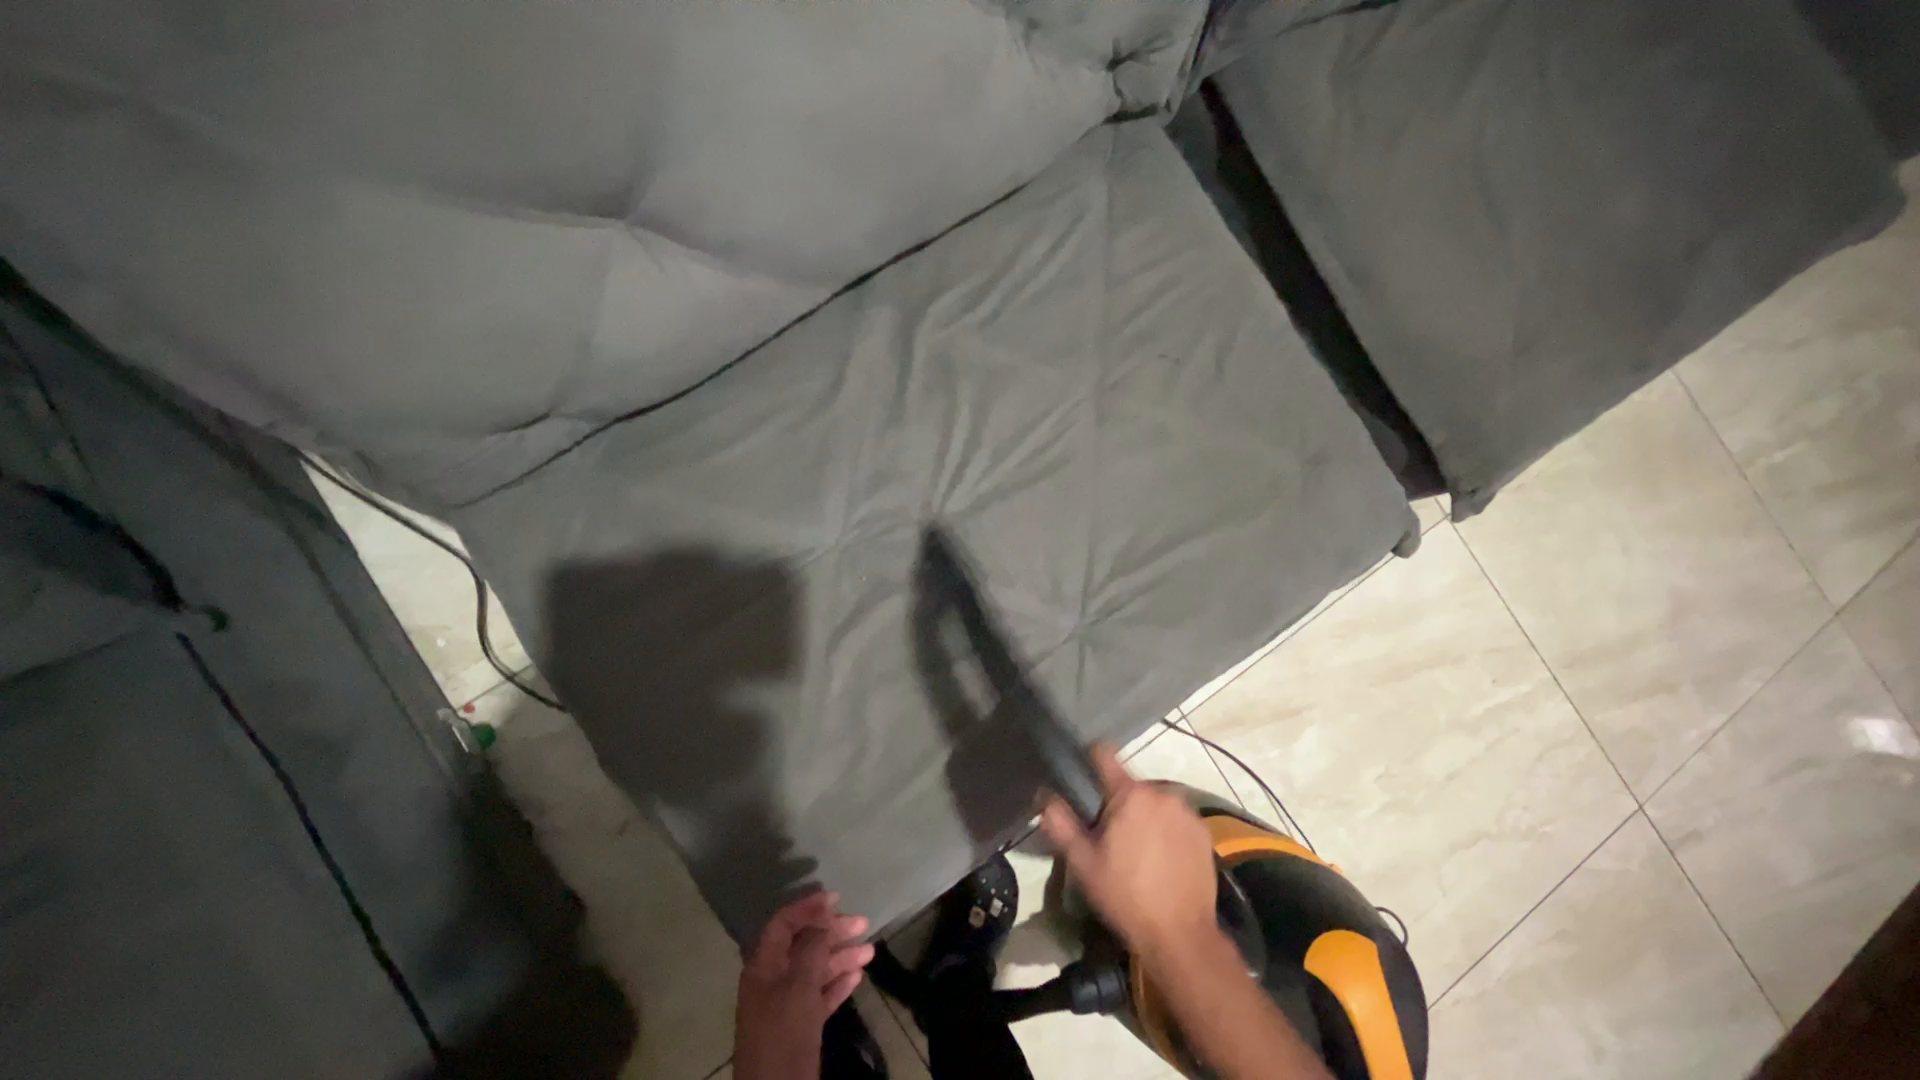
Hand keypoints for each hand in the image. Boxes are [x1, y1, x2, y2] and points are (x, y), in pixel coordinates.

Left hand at [735, 891, 874, 1079]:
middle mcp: (773, 981)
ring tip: (870, 951)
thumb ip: (810, 950)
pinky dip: (838, 983)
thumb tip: (821, 919)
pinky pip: (820, 995)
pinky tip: (858, 976)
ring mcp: (786, 1005)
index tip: (836, 896)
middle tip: (863, 923)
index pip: (783, 924)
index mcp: (763, 967)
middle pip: (803, 945)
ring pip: (815, 970)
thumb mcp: (797, 988)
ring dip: (841, 957)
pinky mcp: (800, 1027)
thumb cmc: (783, 1035)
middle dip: (831, 931)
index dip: (807, 907)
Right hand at [1039, 743, 1218, 961]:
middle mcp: (1162, 793)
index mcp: (1130, 794)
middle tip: (1108, 836)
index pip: (1104, 754)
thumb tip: (1044, 795)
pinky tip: (1161, 860)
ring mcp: (1187, 812)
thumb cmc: (1125, 895)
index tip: (1080, 775)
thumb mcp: (1082, 863)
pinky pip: (1176, 819)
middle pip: (1130, 785)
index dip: (1089, 758)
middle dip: (1117, 802)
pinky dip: (1166, 830)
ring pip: (1155, 802)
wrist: (1180, 935)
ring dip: (1143, 815)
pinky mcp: (1204, 833)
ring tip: (1136, 851)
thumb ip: (1060, 823)